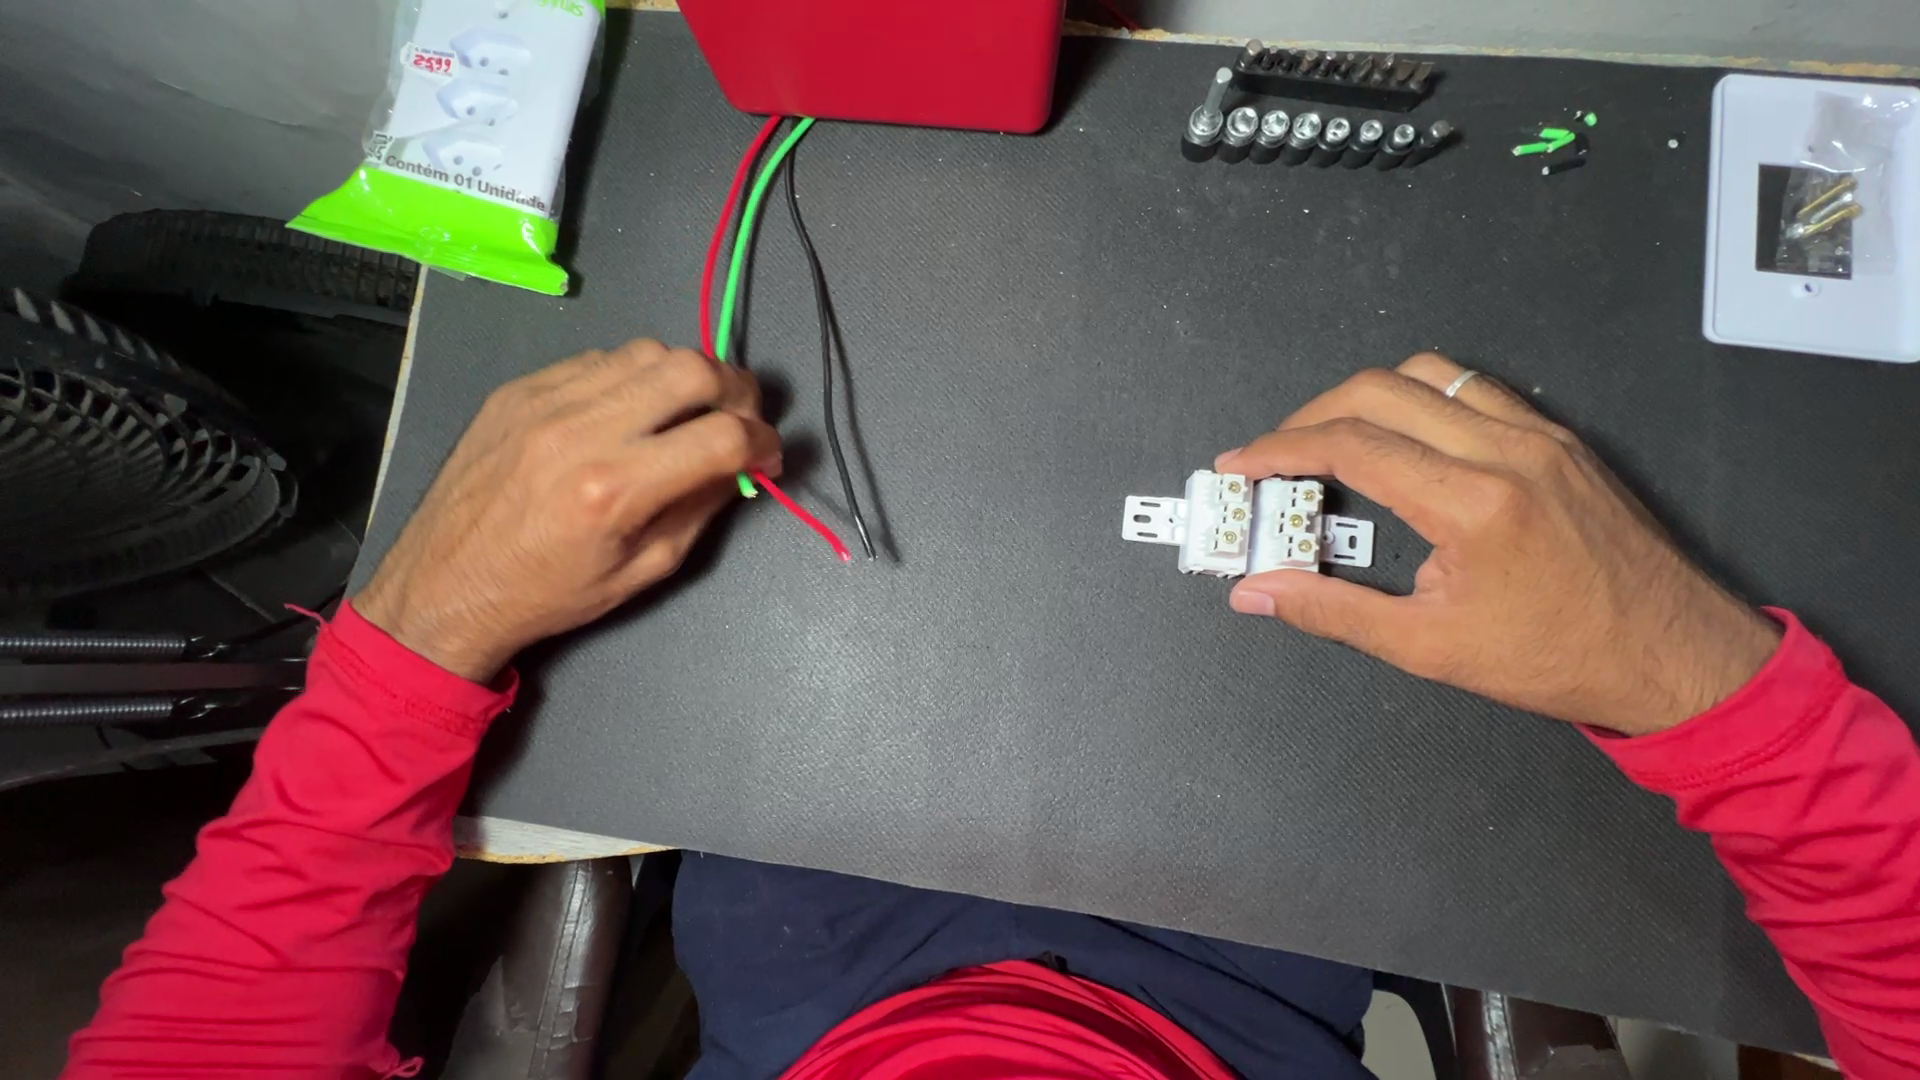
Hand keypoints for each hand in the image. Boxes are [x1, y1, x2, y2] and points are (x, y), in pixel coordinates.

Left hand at [354, 341, 778, 681]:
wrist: (446, 584)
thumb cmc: (553, 592)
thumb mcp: (647, 568)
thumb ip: (703, 507)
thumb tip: (743, 464)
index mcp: (616, 489)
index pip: (723, 436)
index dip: (764, 442)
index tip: (767, 456)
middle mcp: (582, 429)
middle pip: (693, 369)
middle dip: (738, 390)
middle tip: (741, 418)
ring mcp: (546, 398)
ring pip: (650, 350)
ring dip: (689, 376)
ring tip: (689, 411)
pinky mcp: (522, 387)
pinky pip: (602, 359)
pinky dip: (637, 377)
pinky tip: (634, 409)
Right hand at [1217, 353, 1779, 735]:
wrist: (1678, 659)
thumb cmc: (1554, 657)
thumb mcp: (1424, 647)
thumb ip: (1327, 611)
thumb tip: (1253, 592)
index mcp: (1471, 503)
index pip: (1350, 446)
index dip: (1278, 450)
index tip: (1239, 463)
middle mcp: (1506, 451)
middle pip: (1378, 391)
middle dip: (1307, 417)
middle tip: (1273, 455)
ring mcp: (1538, 437)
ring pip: (1426, 374)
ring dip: (1361, 397)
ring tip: (1328, 438)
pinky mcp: (1558, 439)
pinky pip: (1472, 388)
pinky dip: (1416, 399)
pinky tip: (1399, 437)